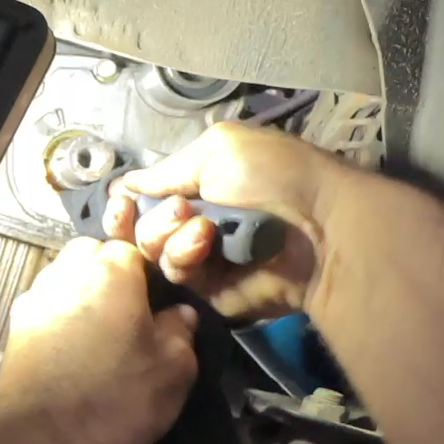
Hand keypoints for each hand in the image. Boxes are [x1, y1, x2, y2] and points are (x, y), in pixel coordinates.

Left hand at [0, 238, 199, 443]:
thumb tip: (178, 313)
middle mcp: (64, 273)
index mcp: (108, 271)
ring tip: (99, 336)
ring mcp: (33, 298)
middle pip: (89, 257)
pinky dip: (58, 319)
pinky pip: (44, 308)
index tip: (155, 302)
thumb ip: (180, 331)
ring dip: (80, 296)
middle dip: (107, 277)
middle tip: (128, 315)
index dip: (146, 274)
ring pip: (62, 280)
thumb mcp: (173, 368)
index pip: (130, 249)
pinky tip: (71, 350)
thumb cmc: (114, 395)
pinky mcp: (14, 325)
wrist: (42, 433)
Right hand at [103, 122, 344, 319]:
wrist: (322, 225)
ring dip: (168, 239)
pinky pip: (175, 280)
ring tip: (203, 230)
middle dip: (149, 221)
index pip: (140, 203)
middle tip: (179, 212)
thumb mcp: (219, 149)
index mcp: (194, 190)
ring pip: (152, 257)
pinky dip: (184, 261)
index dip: (124, 204)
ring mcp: (200, 262)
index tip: (121, 201)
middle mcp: (191, 227)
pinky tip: (205, 246)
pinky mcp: (209, 293)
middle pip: (138, 233)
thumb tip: (124, 184)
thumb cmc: (275, 177)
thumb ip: (165, 169)